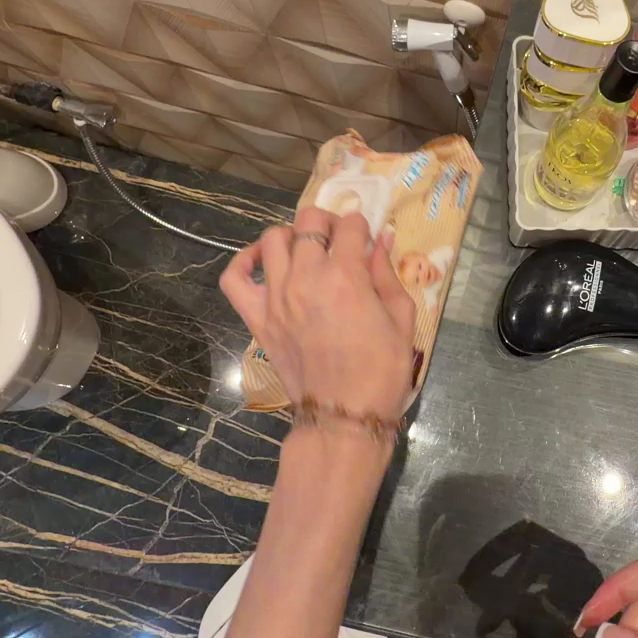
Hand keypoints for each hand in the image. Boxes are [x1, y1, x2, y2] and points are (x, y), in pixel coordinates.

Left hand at [219, 207, 416, 421]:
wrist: (344, 416)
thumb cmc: (383, 368)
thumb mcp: (402, 317)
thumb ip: (387, 272)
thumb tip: (382, 238)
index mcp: (347, 276)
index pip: (351, 225)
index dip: (364, 226)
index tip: (368, 239)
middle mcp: (306, 277)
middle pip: (309, 221)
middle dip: (329, 222)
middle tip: (340, 240)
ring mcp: (276, 297)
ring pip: (272, 239)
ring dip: (293, 236)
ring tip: (307, 251)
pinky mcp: (257, 318)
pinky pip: (234, 278)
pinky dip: (244, 261)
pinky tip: (263, 262)